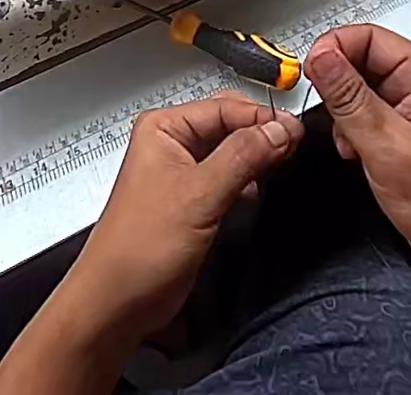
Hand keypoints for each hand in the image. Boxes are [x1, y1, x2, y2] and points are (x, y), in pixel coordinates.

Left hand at [66, 93, 301, 334]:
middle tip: (292, 142)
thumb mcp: (198, 196)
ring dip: (256, 153)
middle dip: (260, 132)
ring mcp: (181, 169)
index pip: (224, 107)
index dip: (261, 116)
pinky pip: (228, 173)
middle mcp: (171, 142)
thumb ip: (242, 158)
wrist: (117, 305)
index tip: (293, 129)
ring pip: (230, 147)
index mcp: (163, 127)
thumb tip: (278, 130)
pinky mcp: (192, 196)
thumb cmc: (136, 249)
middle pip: (228, 122)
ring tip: (281, 159)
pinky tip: (258, 185)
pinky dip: (247, 176)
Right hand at [305, 24, 410, 273]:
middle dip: (340, 88)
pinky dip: (351, 130)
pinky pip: (364, 113)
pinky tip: (357, 152)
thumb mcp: (390, 147)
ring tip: (351, 142)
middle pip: (362, 60)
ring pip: (358, 88)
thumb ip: (350, 99)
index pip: (371, 37)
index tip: (311, 70)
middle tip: (332, 115)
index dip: (336, 48)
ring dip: (345, 114)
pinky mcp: (402, 130)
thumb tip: (321, 56)